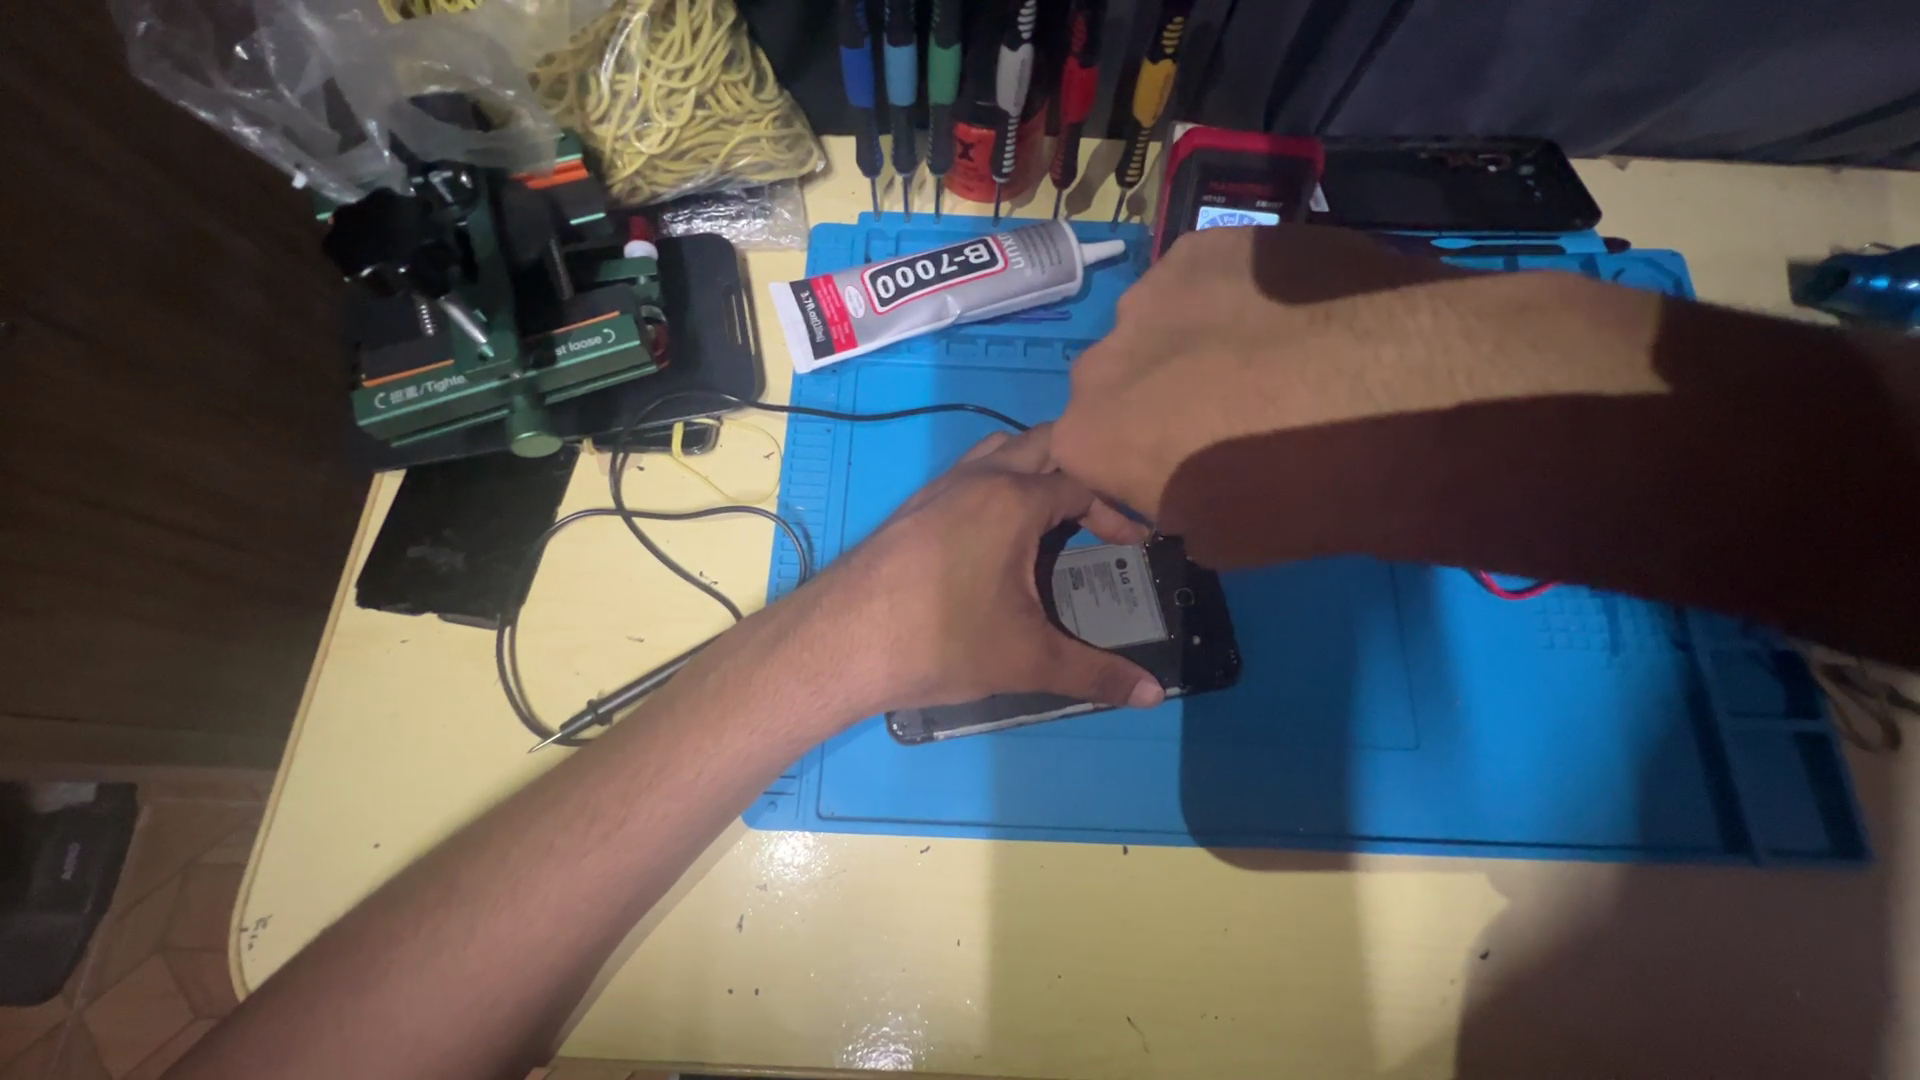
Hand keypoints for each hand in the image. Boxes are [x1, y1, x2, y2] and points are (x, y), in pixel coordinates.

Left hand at [782, 425, 1165, 718]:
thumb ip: (1095, 673)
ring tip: (1050, 513)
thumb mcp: (1027, 660)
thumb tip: (1153, 695)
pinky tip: (992, 533)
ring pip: (997, 450)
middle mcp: (977, 477)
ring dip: (1031, 467)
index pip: (1081, 484)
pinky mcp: (911, 507)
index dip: (1114, 511)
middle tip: (1098, 511)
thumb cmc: (941, 643)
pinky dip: (993, 483)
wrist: (841, 643)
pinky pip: (965, 474)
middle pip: (1041, 443)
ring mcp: (938, 488)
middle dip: (1078, 468)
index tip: (1132, 544)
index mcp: (1013, 499)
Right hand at [1051, 225, 1660, 521]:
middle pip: (1113, 389)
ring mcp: (1149, 294)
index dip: (1125, 479)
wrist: (1397, 400)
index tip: (1168, 489)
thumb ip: (1165, 510)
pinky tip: (1278, 315)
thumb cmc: (1295, 495)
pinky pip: (1196, 282)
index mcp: (1087, 440)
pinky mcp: (1204, 244)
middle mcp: (1098, 362)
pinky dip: (1223, 301)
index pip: (1082, 463)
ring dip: (1184, 349)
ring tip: (1261, 360)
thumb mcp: (1216, 541)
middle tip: (1221, 422)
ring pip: (1152, 329)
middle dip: (1151, 408)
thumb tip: (1167, 491)